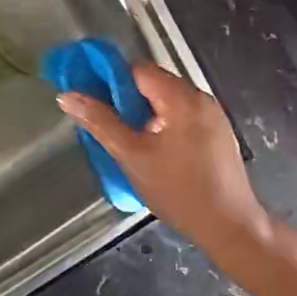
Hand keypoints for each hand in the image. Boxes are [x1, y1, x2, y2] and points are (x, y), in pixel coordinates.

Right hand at [56, 63, 274, 256]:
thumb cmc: (177, 190)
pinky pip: (183, 118)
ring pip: (168, 103)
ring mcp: (213, 116)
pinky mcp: (218, 134)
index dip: (111, 80)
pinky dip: (163, 125)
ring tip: (127, 140)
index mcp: (181, 97)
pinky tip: (153, 151)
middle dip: (127, 99)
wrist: (228, 226)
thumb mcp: (132, 156)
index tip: (91, 98)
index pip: (138, 70)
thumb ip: (100, 122)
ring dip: (144, 114)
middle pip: (155, 84)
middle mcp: (201, 98)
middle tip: (106, 123)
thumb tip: (68, 96)